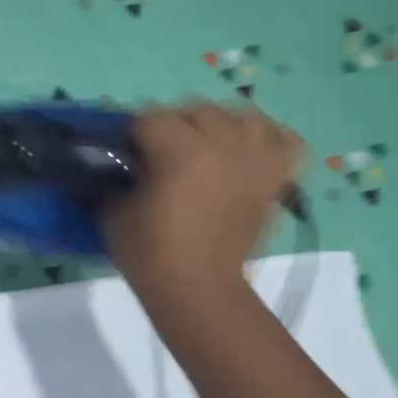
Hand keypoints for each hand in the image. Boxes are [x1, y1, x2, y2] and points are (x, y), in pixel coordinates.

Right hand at [103, 102, 304, 298]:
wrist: (197, 287)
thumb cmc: (148, 253)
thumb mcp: (113, 212)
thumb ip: (120, 178)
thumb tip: (126, 165)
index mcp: (179, 151)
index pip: (150, 117)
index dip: (132, 133)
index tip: (125, 153)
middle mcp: (223, 144)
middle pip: (196, 110)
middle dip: (174, 126)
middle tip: (161, 156)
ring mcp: (256, 158)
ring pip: (241, 116)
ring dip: (220, 127)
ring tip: (205, 150)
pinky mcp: (276, 177)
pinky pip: (284, 138)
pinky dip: (267, 139)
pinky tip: (246, 154)